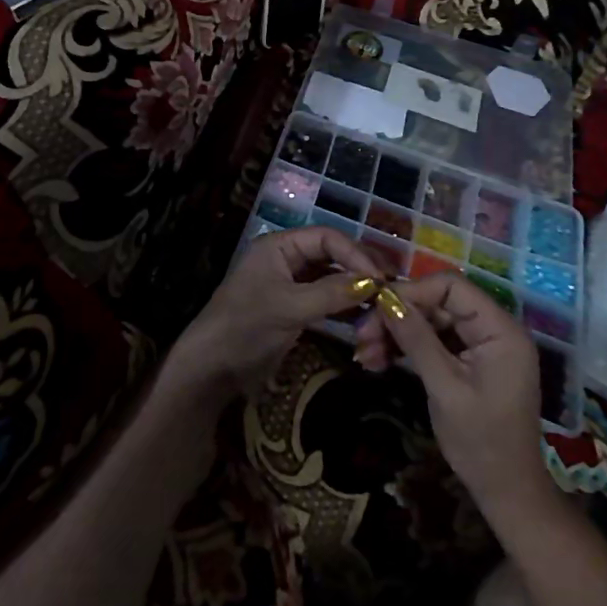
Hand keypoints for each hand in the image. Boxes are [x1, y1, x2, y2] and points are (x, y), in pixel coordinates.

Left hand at [166, 227, 382, 401]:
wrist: (214, 367)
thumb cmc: (245, 327)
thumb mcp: (288, 307)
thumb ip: (331, 293)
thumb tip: (375, 283)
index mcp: (278, 246)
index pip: (327, 238)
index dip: (356, 254)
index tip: (382, 279)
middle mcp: (286, 259)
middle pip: (333, 256)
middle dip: (361, 270)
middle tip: (392, 290)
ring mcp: (291, 285)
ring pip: (333, 280)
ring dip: (357, 291)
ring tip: (386, 305)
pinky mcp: (295, 310)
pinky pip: (328, 301)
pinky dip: (347, 308)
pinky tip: (368, 320)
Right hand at [374, 274, 551, 510]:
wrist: (504, 489)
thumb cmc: (481, 440)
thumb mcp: (445, 387)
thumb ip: (417, 339)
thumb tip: (385, 299)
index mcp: (500, 331)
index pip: (451, 287)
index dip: (411, 291)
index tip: (375, 308)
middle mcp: (492, 330)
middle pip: (435, 303)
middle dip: (396, 316)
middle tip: (361, 337)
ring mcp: (478, 346)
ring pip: (427, 322)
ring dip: (394, 333)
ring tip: (364, 354)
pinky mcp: (466, 361)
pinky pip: (430, 341)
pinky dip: (403, 348)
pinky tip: (376, 361)